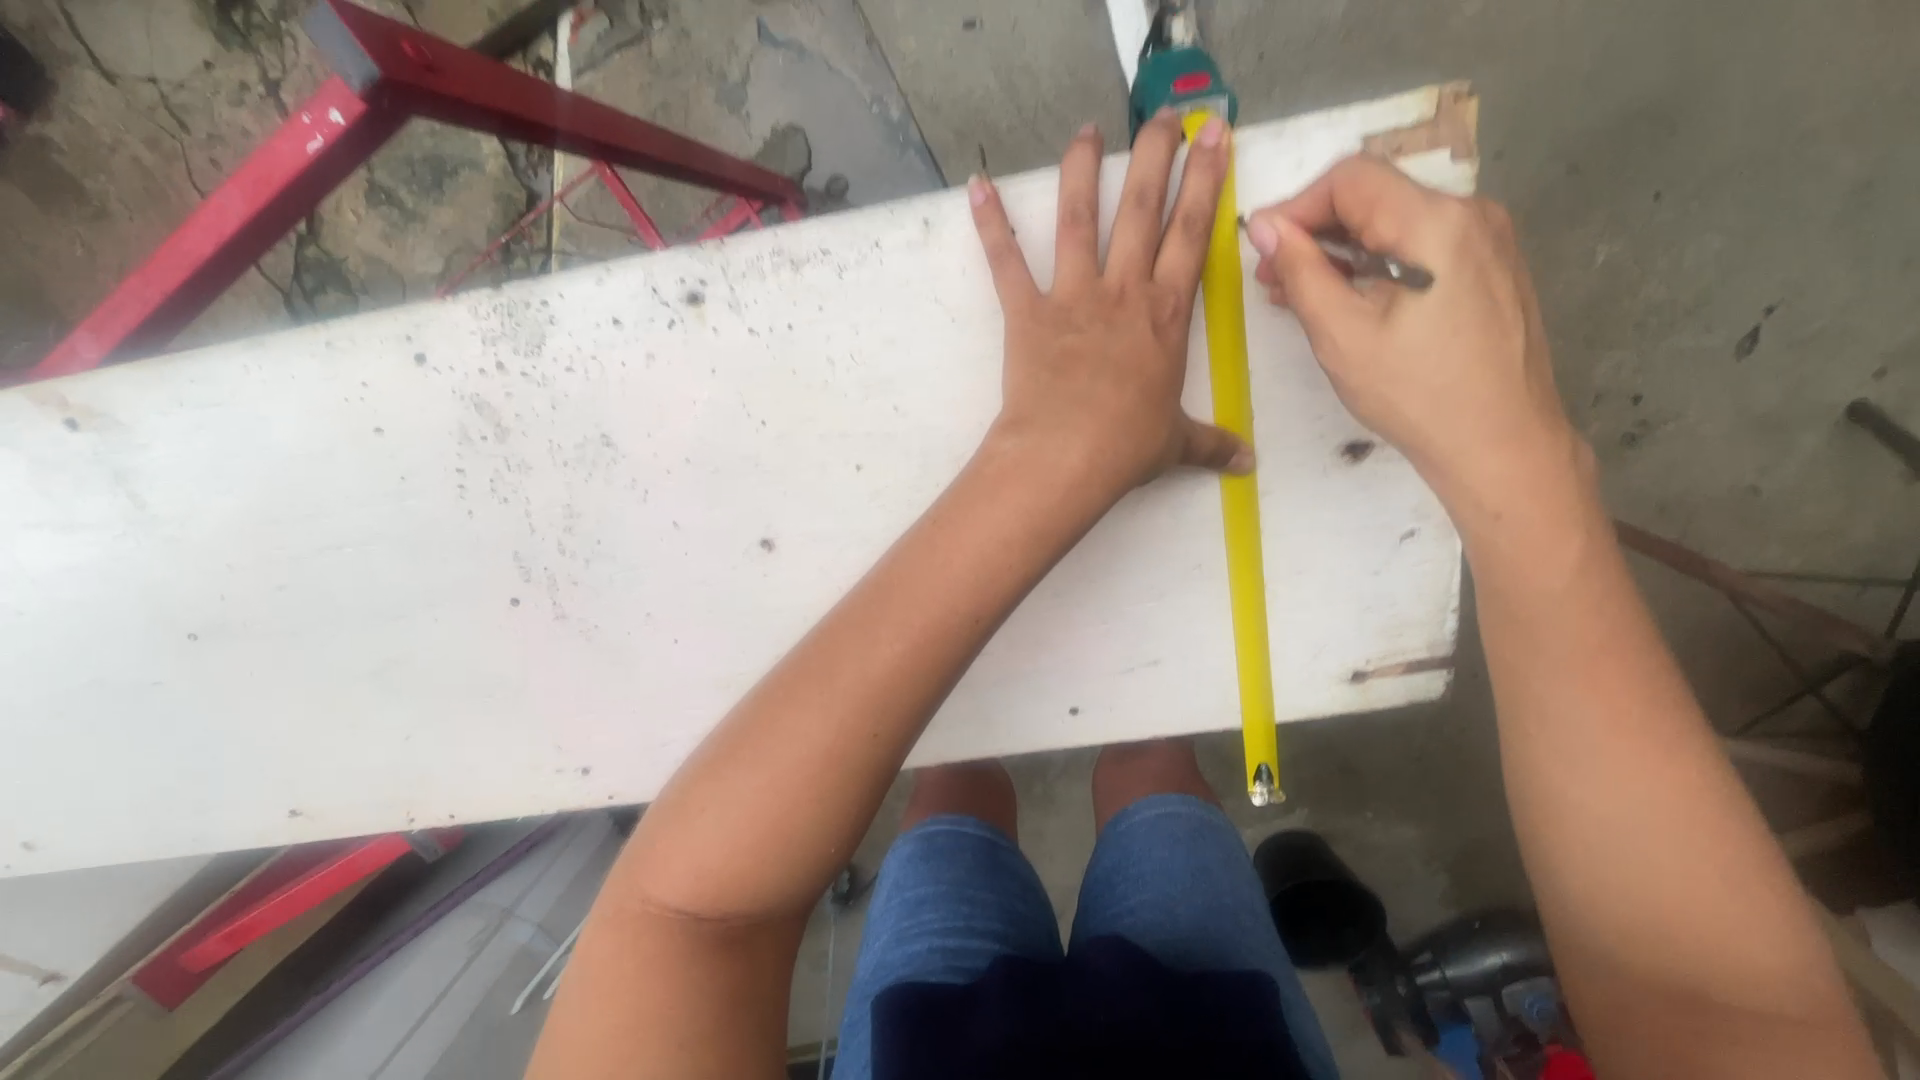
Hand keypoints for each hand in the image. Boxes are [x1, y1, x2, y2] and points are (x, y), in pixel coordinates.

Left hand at [969, 109, 1251, 500]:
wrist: (1065, 458)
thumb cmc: (1125, 448)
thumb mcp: (1176, 444)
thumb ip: (1212, 444)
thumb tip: (1247, 463)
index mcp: (1165, 315)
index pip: (1192, 233)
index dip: (1206, 180)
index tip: (1214, 136)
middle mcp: (1122, 292)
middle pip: (1141, 207)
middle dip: (1155, 154)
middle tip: (1163, 115)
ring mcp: (1072, 297)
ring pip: (1077, 218)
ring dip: (1081, 170)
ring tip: (1087, 131)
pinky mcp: (1027, 312)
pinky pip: (1005, 262)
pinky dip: (990, 224)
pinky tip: (979, 185)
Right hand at [1244, 156, 1586, 521]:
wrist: (1502, 445)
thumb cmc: (1417, 395)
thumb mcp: (1343, 334)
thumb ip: (1302, 271)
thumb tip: (1264, 226)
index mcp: (1438, 223)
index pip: (1352, 179)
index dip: (1296, 206)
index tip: (1261, 247)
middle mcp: (1472, 214)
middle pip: (1376, 196)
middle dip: (1316, 230)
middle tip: (1271, 277)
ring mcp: (1488, 240)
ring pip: (1396, 222)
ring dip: (1342, 249)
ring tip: (1298, 292)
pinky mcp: (1490, 267)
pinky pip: (1420, 246)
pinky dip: (1376, 263)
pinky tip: (1346, 298)